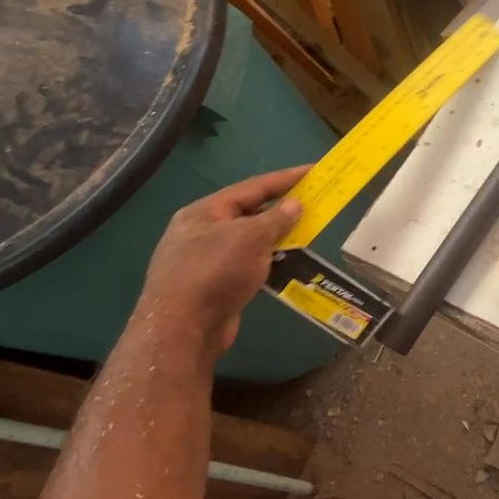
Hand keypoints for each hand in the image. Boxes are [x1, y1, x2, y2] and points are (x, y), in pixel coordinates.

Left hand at [131, 166, 309, 363]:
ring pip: (251, 242)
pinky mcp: (215, 285)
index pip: (252, 187)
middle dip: (282, 210)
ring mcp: (206, 260)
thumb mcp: (251, 237)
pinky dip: (270, 263)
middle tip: (314, 205)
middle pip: (250, 213)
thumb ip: (277, 218)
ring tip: (307, 236)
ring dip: (278, 240)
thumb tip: (296, 204)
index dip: (286, 178)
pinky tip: (288, 267)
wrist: (184, 327)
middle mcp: (202, 232)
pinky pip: (249, 266)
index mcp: (205, 212)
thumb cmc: (215, 271)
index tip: (314, 170)